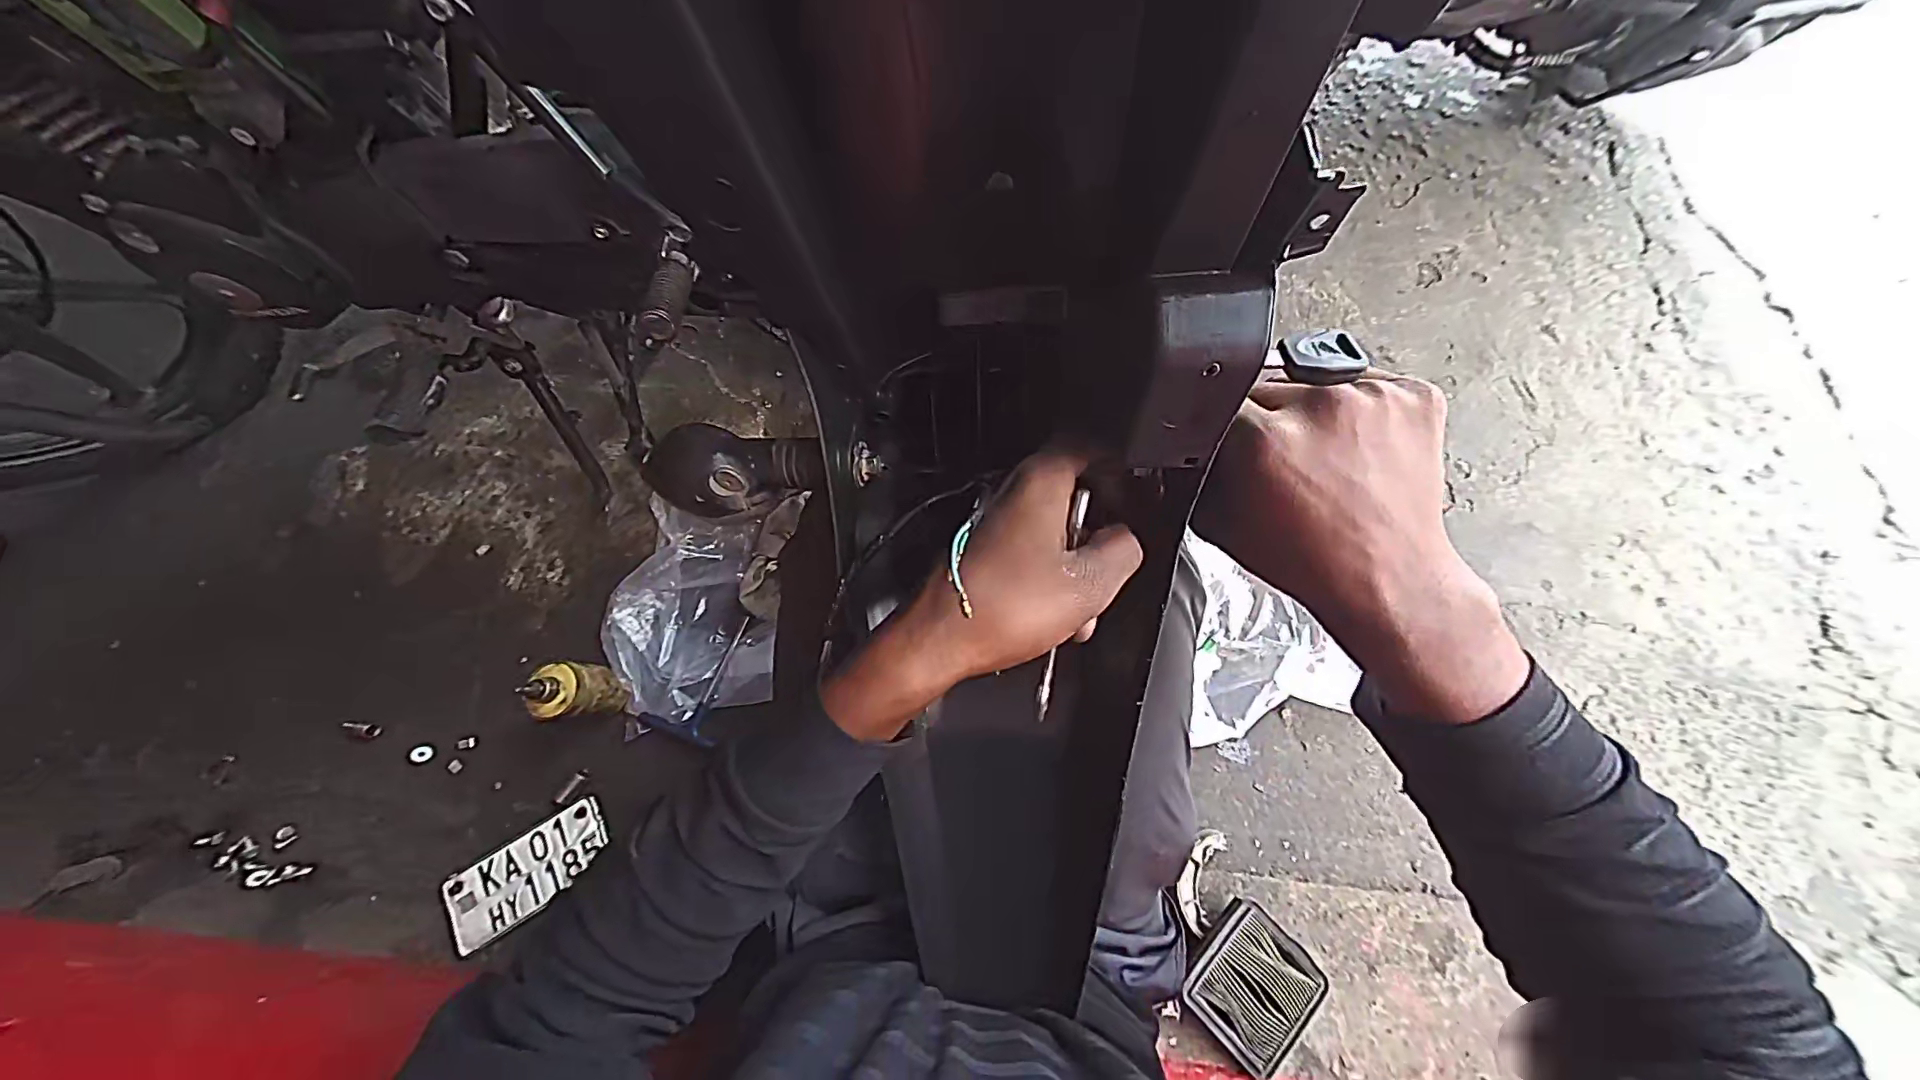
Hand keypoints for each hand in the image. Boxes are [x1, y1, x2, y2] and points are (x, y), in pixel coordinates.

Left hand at [822, 448, 1143, 740]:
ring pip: (1055, 529)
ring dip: (1077, 564)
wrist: (941, 640)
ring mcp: (997, 521)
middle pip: (1076, 494)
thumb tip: (1128, 540)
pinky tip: (1056, 614)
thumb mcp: (1090, 584)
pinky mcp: (986, 549)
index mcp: (1041, 484)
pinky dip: (1051, 576)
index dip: (1123, 475)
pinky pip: (1032, 551)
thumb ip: (1124, 550)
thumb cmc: (1000, 609)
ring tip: (1083, 607)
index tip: (1135, 501)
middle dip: (1101, 533)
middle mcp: (1014, 493)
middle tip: (1111, 564)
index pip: (1093, 449)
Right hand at [1193, 374, 1526, 723]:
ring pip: (1314, 381)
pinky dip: (1356, 410)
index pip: (1218, 400)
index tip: (1231, 444)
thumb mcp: (1218, 522)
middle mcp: (1321, 408)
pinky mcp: (1413, 395)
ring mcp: (1374, 397)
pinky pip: (1366, 383)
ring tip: (1321, 457)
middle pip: (1266, 385)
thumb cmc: (1311, 560)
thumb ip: (1193, 473)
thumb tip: (1181, 446)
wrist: (1385, 579)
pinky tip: (1353, 449)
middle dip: (1264, 418)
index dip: (1220, 426)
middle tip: (1280, 461)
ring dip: (1308, 412)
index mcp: (1264, 439)